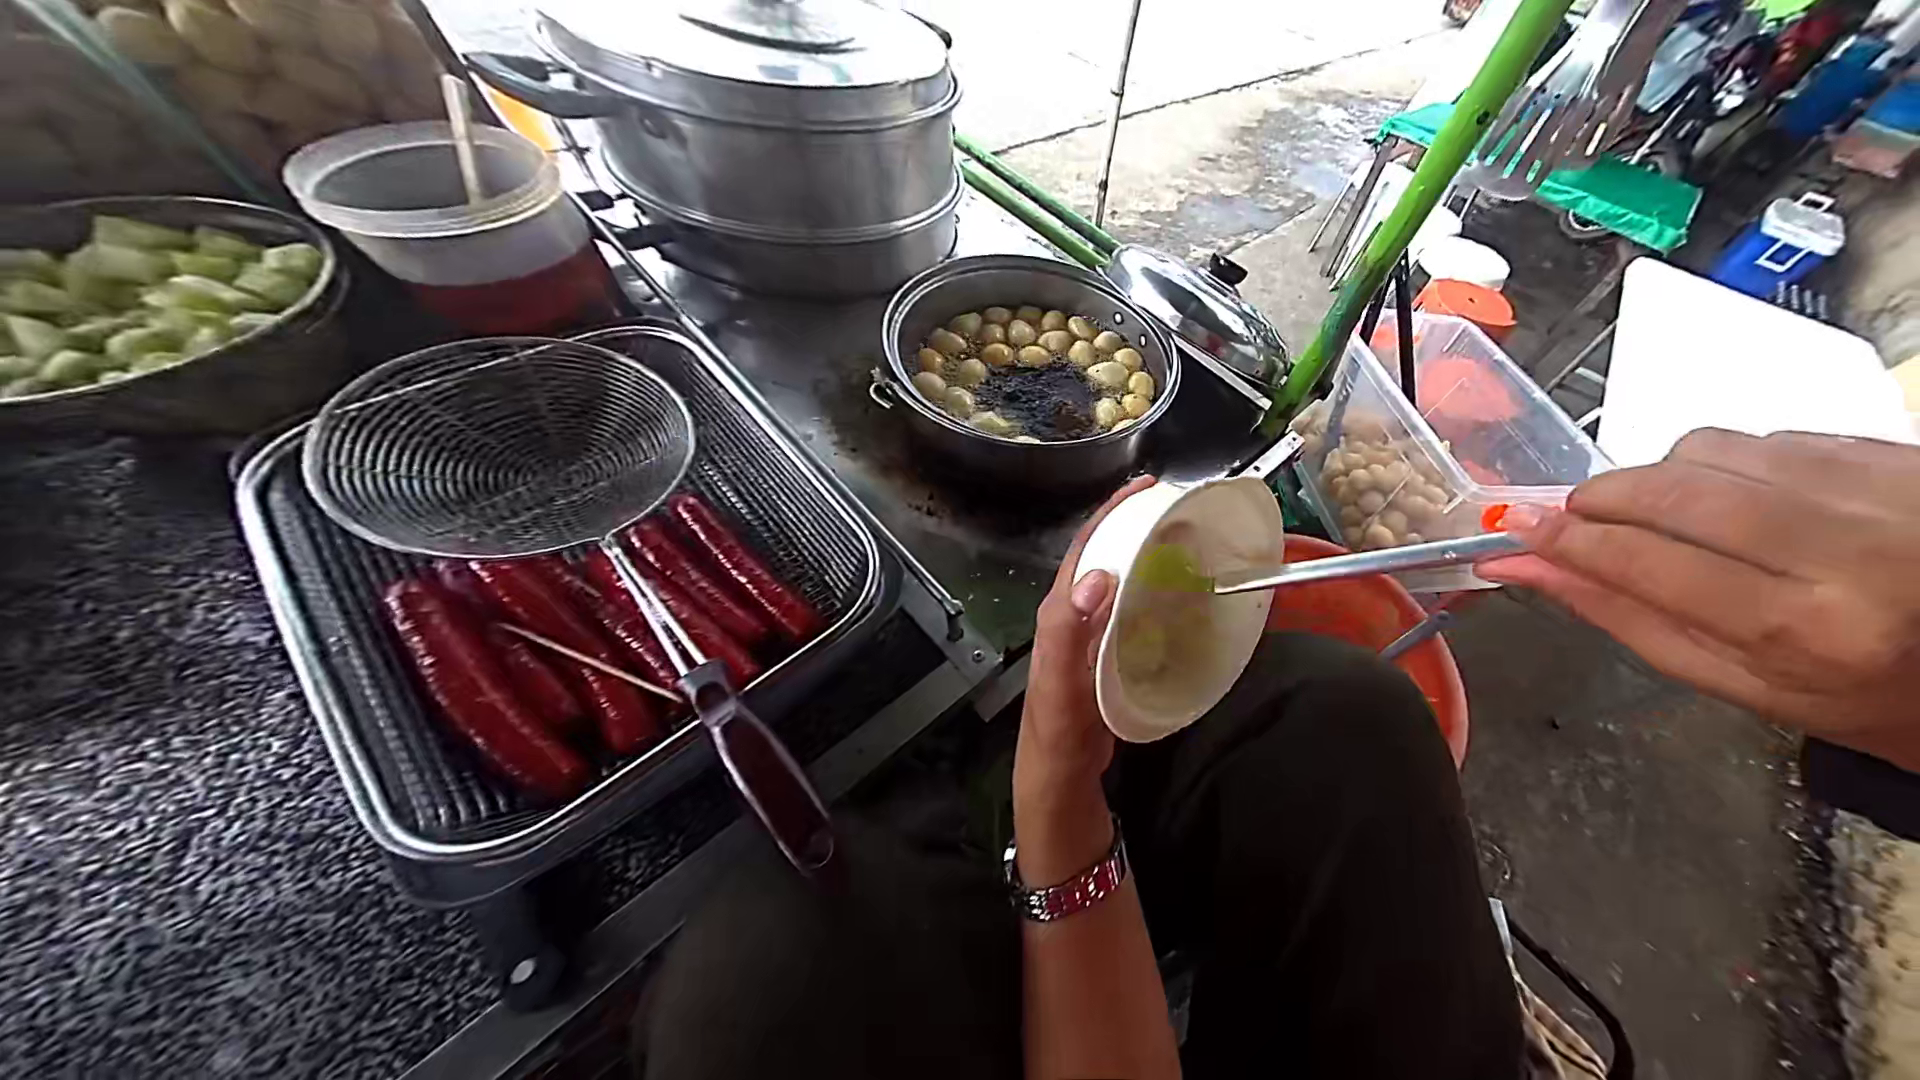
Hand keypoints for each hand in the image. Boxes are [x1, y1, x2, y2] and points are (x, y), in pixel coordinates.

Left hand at [1013, 475, 1155, 883]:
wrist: (1065, 772)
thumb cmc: (1057, 725)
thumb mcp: (1058, 679)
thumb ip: (1068, 628)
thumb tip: (1099, 575)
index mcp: (1061, 608)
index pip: (1086, 546)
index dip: (1111, 512)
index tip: (1146, 486)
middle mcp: (1077, 612)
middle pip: (1108, 556)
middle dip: (1138, 528)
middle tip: (1180, 512)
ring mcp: (1096, 632)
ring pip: (1125, 582)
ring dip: (1152, 559)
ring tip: (1191, 544)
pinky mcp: (1113, 652)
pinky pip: (1137, 612)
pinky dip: (1160, 596)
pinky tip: (1184, 598)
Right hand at [1478, 430, 1919, 770]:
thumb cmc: (1851, 691)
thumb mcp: (1723, 675)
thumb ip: (1610, 610)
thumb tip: (1515, 563)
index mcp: (1805, 630)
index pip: (1640, 560)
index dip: (1564, 537)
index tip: (1513, 523)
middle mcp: (1863, 554)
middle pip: (1671, 491)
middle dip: (1601, 496)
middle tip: (1579, 513)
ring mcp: (1898, 495)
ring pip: (1713, 449)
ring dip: (1663, 475)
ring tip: (1674, 511)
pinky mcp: (1911, 459)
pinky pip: (1774, 436)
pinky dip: (1729, 462)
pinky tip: (1743, 499)